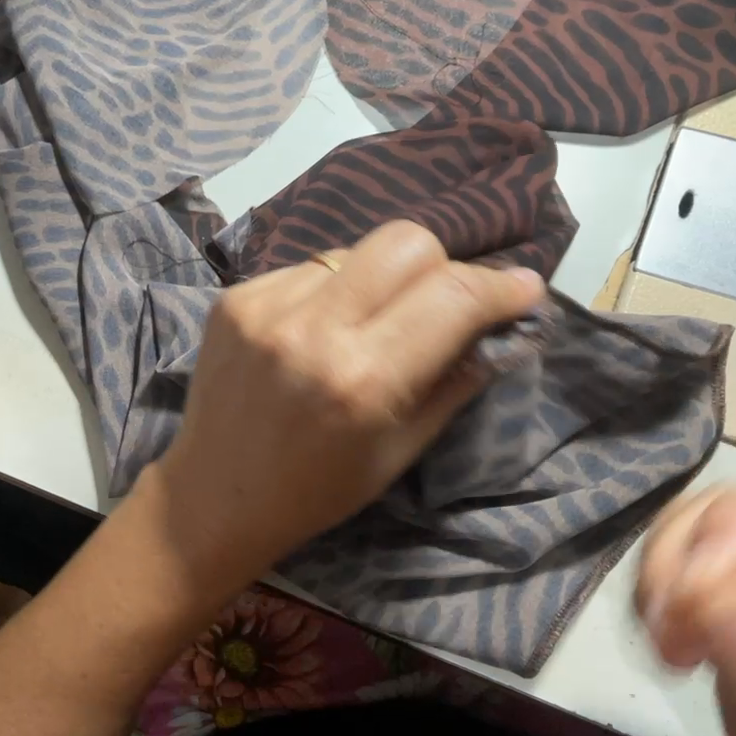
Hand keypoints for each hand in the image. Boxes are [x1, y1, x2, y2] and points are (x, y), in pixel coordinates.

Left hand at [147, 220, 544, 589]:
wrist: (214, 495)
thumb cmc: (316, 489)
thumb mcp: (400, 451)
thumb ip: (458, 381)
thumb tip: (507, 328)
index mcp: (362, 379)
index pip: (453, 294)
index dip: (501, 287)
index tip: (522, 290)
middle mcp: (312, 330)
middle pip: (406, 241)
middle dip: (440, 267)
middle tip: (438, 306)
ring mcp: (264, 307)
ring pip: (353, 251)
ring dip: (377, 282)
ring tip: (363, 328)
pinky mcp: (233, 298)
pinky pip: (305, 270)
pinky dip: (327, 293)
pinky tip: (313, 334)